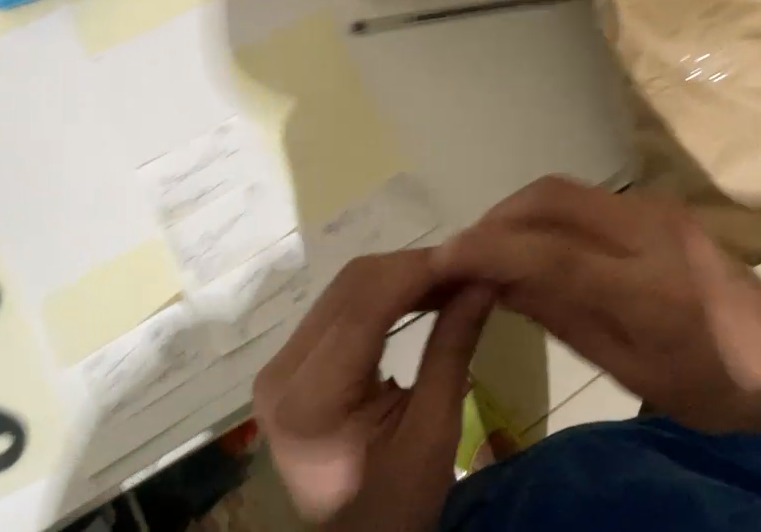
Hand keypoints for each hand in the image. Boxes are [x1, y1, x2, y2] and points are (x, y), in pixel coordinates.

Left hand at [252, 250, 492, 529]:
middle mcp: (280, 374)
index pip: (365, 305)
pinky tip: (420, 294)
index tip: (471, 258)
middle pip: (351, 286)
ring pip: (345, 287)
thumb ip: (453, 347)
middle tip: (467, 268)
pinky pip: (338, 306)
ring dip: (400, 275)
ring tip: (451, 280)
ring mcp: (277, 367)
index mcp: (311, 400)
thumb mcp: (435, 430)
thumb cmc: (400, 500)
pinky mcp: (287, 364)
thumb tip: (483, 278)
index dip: (419, 270)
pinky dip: (384, 292)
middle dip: (413, 267)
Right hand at [434, 178, 760, 436]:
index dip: (486, 252)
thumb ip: (567, 321)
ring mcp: (662, 211)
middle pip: (553, 197)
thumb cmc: (718, 389)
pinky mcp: (666, 208)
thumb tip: (498, 284)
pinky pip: (592, 200)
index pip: (548, 253)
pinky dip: (553, 217)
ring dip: (523, 214)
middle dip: (498, 218)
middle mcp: (652, 230)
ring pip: (570, 192)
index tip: (440, 261)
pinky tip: (540, 249)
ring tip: (493, 254)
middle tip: (464, 256)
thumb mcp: (637, 373)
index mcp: (648, 287)